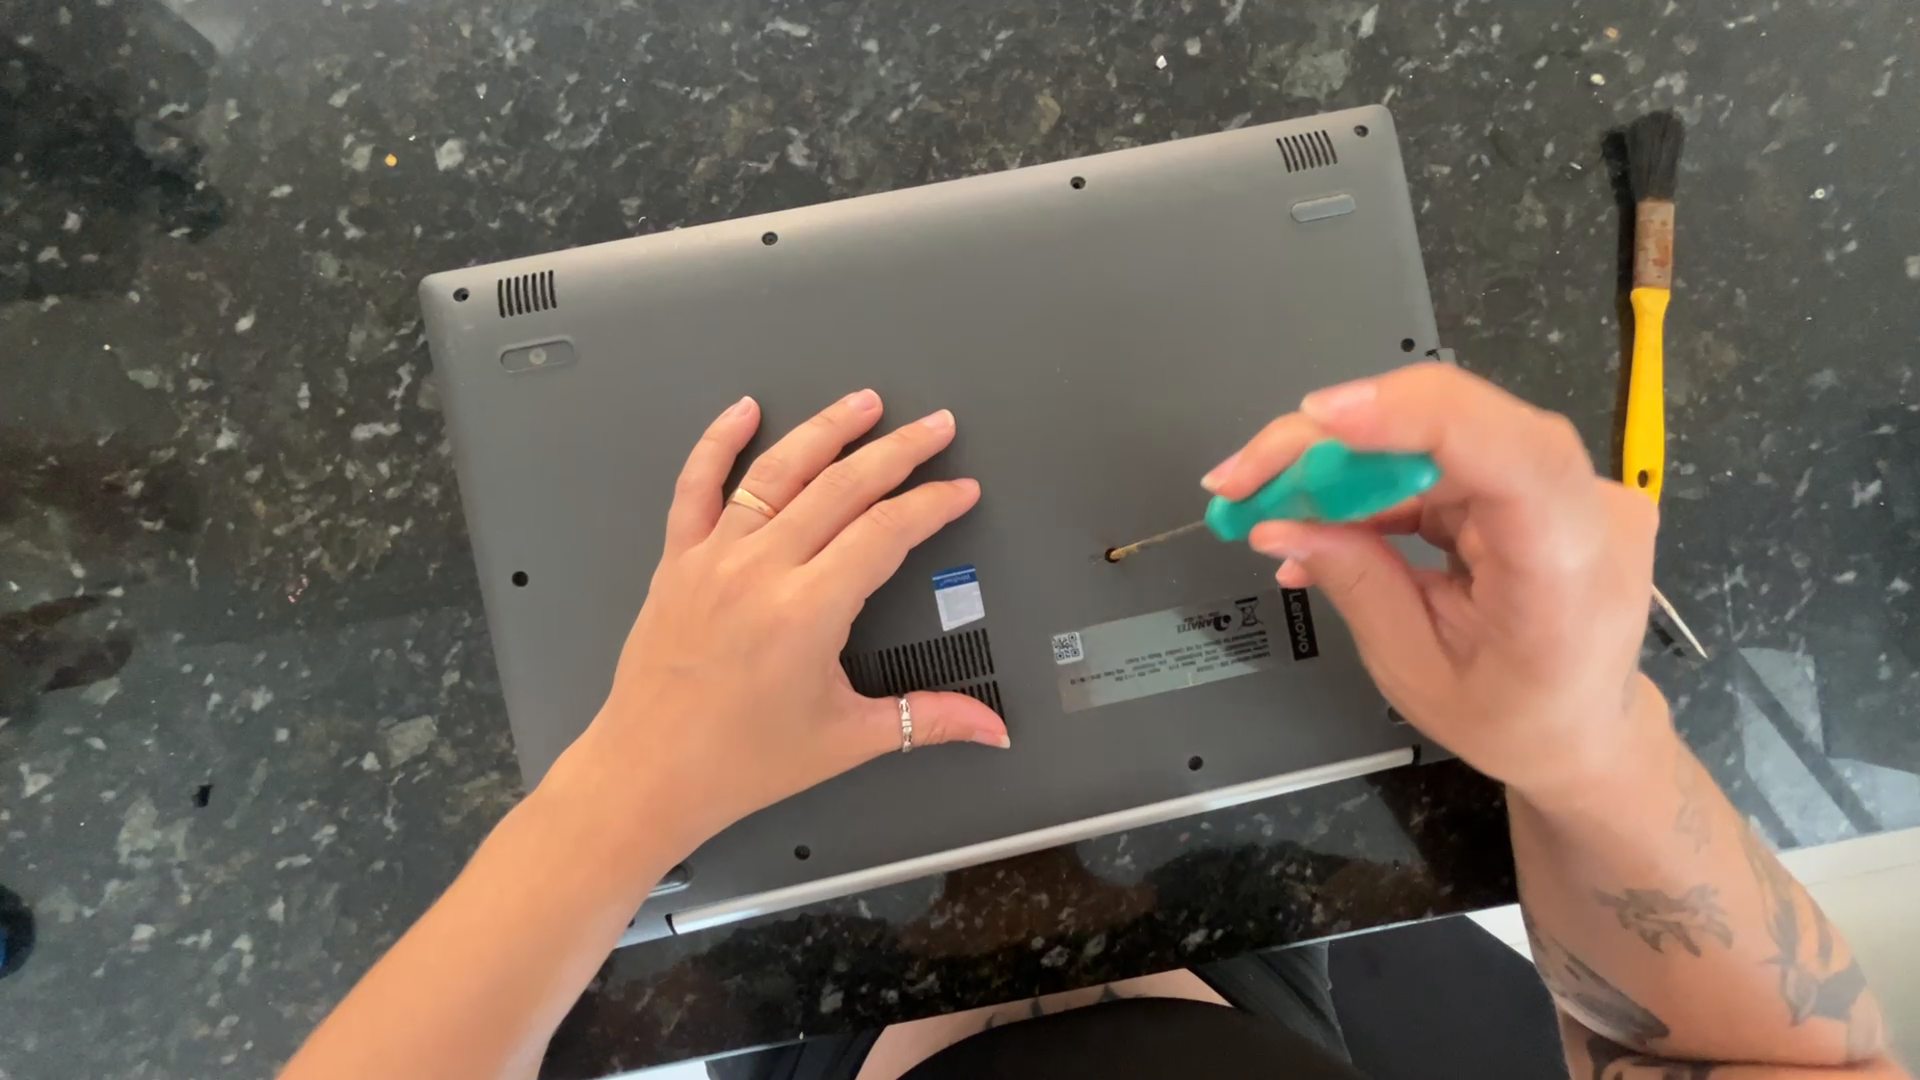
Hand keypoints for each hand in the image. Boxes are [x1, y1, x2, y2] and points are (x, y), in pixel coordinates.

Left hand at [549, 390, 1009, 851]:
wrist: (647, 774)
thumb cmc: (740, 762)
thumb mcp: (847, 739)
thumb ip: (929, 720)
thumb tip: (992, 729)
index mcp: (807, 611)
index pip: (886, 533)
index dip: (931, 505)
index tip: (959, 490)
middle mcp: (761, 571)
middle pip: (843, 486)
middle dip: (899, 450)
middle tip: (936, 426)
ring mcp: (715, 558)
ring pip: (778, 471)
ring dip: (827, 429)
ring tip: (864, 402)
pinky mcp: (679, 559)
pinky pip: (696, 485)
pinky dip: (717, 442)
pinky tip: (743, 411)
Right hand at [1200, 363, 1664, 795]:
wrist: (1578, 727)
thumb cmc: (1513, 715)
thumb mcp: (1414, 666)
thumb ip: (1353, 584)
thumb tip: (1279, 526)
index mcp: (1570, 567)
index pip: (1511, 454)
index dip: (1412, 417)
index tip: (1315, 417)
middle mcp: (1578, 504)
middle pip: (1445, 431)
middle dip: (1326, 445)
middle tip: (1239, 480)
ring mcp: (1551, 485)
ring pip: (1421, 438)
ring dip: (1327, 464)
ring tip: (1257, 501)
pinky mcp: (1514, 483)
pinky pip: (1421, 462)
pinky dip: (1354, 485)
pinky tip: (1307, 520)